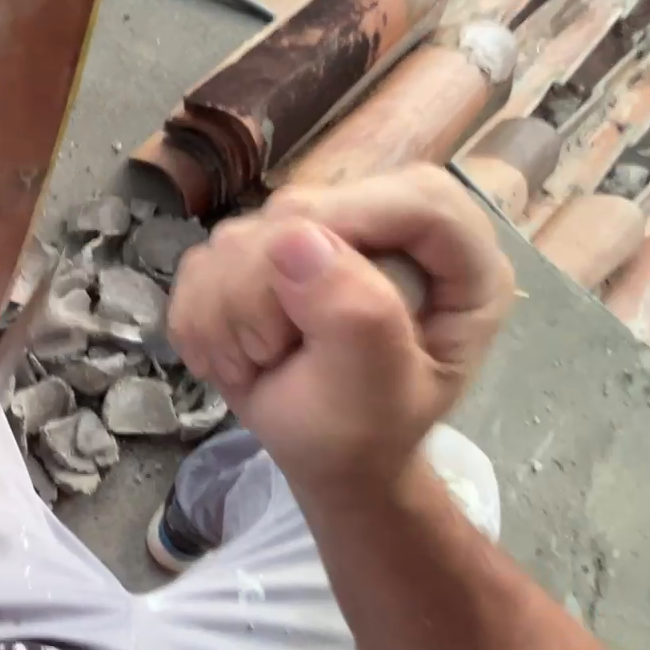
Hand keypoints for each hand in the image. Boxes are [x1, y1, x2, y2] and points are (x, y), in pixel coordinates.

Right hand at [166, 166, 514, 492]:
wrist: (319, 449)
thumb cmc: (363, 432)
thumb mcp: (375, 392)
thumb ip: (355, 316)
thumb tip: (293, 238)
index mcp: (454, 258)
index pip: (409, 199)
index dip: (346, 233)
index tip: (291, 302)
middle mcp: (379, 231)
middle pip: (298, 213)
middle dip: (259, 293)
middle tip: (267, 355)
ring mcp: (309, 236)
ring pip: (234, 238)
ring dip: (222, 315)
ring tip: (251, 362)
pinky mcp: (251, 253)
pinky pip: (199, 263)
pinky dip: (196, 318)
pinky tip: (225, 353)